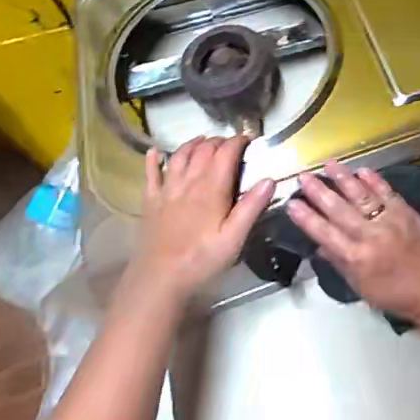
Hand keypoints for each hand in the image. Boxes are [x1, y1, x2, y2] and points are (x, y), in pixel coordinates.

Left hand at [128, 135, 273, 305]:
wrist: (158, 280)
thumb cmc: (201, 261)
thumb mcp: (234, 239)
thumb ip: (251, 207)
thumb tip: (270, 179)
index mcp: (211, 189)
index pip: (225, 154)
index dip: (238, 141)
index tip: (249, 138)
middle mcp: (187, 183)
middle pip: (203, 151)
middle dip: (219, 141)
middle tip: (231, 143)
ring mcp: (166, 191)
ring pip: (179, 157)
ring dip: (192, 144)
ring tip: (203, 140)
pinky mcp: (150, 202)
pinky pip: (150, 174)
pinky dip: (153, 159)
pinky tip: (154, 151)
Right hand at [286, 160, 419, 321]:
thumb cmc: (394, 294)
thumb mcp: (360, 286)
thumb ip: (338, 263)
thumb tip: (318, 245)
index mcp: (357, 258)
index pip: (325, 234)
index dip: (307, 218)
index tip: (292, 204)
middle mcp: (371, 236)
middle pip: (340, 210)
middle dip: (319, 192)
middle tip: (303, 177)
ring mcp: (390, 221)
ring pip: (362, 196)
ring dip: (343, 178)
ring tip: (328, 164)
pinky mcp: (406, 213)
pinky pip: (387, 192)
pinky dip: (374, 180)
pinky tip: (361, 170)